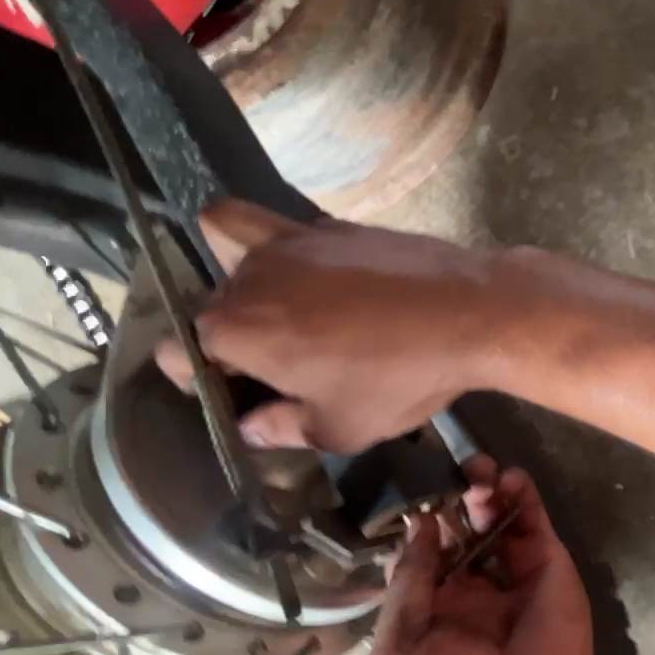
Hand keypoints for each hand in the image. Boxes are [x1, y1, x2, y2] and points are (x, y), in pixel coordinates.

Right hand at [154, 199, 516, 452]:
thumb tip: (253, 427)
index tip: (247, 395)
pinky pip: (290, 230)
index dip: (206, 382)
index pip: (180, 355)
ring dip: (238, 270)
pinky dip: (293, 249)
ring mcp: (293, 241)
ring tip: (285, 305)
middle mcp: (249, 275)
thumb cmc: (403, 376)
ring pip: (228, 239)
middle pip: (213, 305)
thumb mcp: (342, 427)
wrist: (475, 312)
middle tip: (285, 362)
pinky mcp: (337, 225)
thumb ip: (284, 429)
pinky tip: (334, 279)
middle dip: (234, 335)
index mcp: (234, 329)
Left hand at [367, 455, 605, 654]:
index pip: (422, 553)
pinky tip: (508, 478)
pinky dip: (522, 496)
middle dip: (452, 497)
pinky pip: (531, 521)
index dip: (417, 524)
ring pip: (496, 518)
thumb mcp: (399, 652)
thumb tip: (419, 529)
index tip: (408, 490)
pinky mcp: (546, 560)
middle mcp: (471, 584)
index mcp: (433, 609)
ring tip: (478, 467)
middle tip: (448, 470)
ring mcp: (511, 570)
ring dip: (486, 488)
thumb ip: (405, 588)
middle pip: (460, 528)